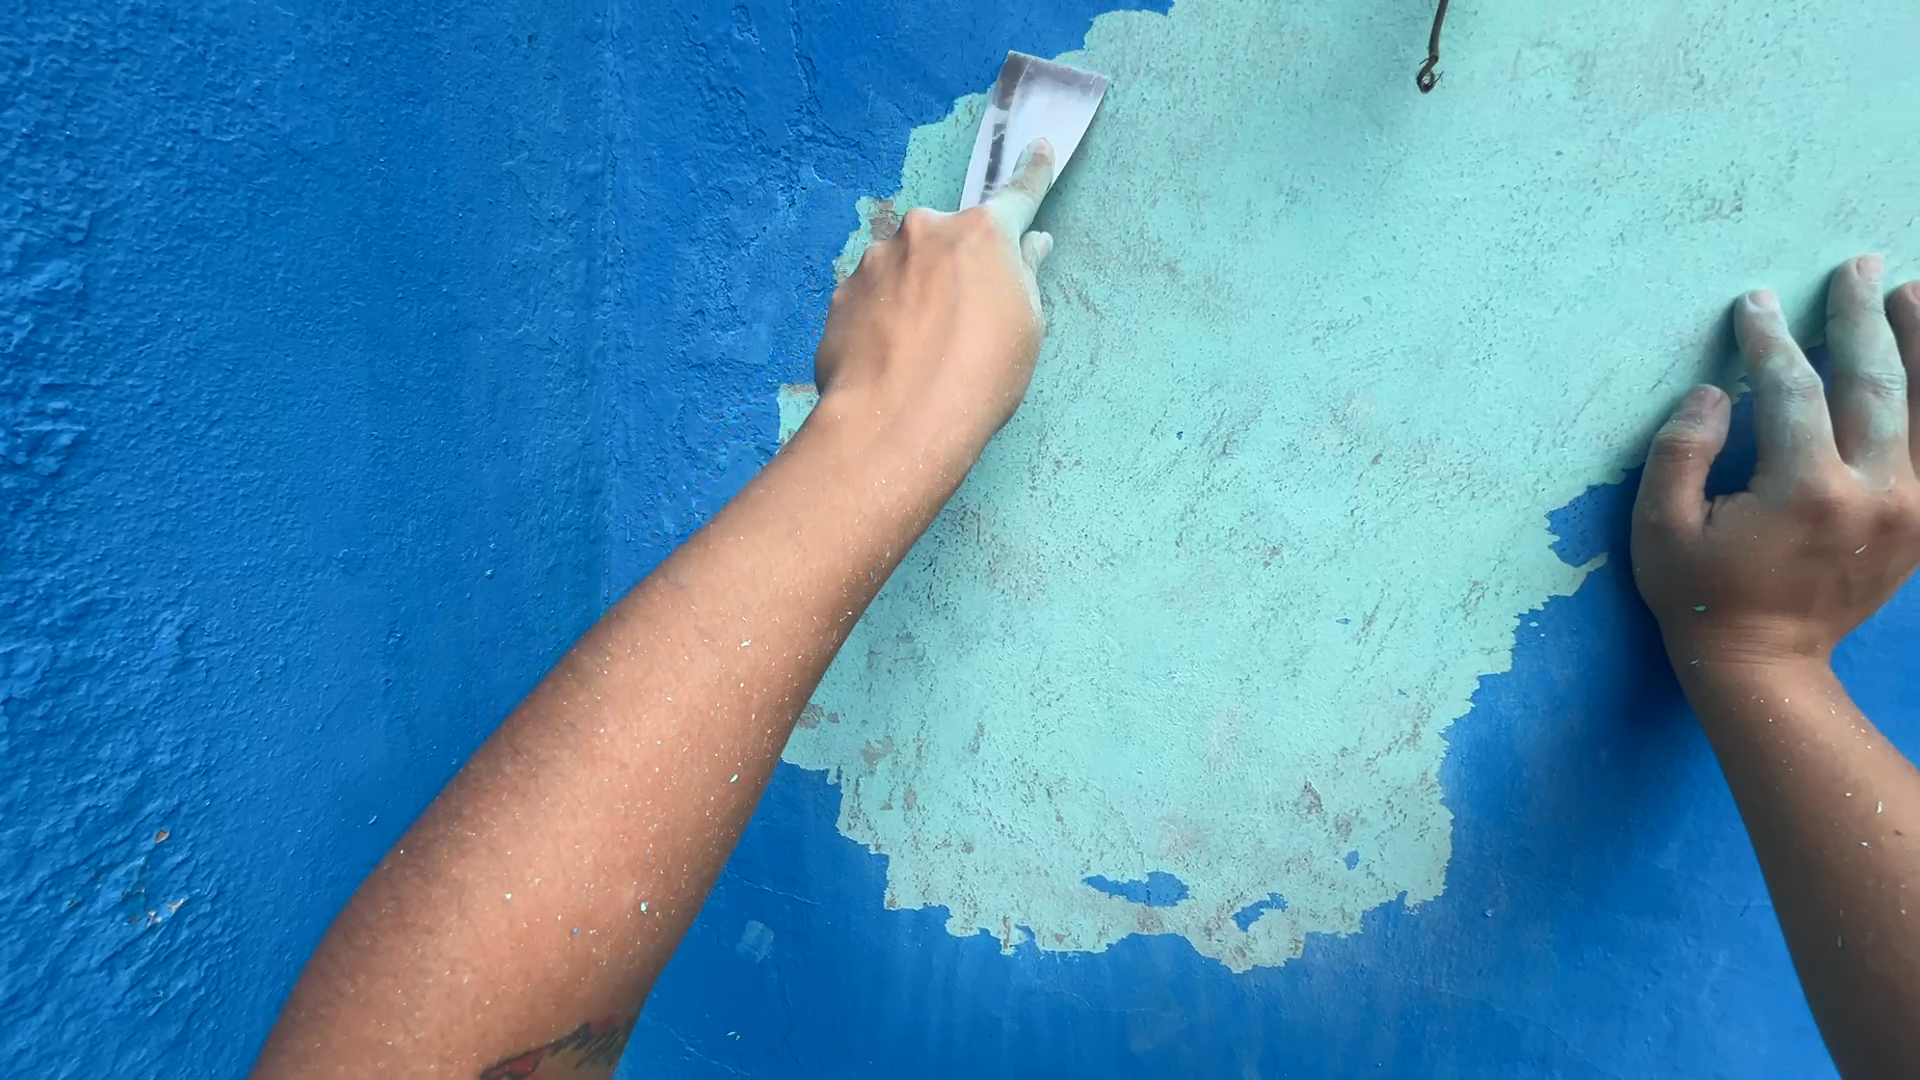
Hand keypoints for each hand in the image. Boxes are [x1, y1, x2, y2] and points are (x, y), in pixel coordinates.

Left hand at [808, 139, 1057, 467]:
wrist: (898, 421)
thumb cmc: (981, 377)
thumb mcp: (1025, 330)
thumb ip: (1025, 277)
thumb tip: (1031, 245)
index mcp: (981, 233)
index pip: (1017, 197)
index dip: (1033, 175)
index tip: (1039, 148)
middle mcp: (923, 231)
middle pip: (947, 241)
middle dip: (954, 269)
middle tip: (957, 323)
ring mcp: (874, 260)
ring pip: (903, 270)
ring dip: (913, 295)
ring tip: (916, 352)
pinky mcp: (840, 296)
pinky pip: (871, 300)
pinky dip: (881, 321)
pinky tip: (886, 360)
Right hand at [1632, 256, 1919, 668]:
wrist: (1762, 656)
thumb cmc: (1693, 589)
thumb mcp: (1659, 527)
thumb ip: (1681, 456)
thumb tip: (1710, 394)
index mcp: (1803, 489)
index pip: (1791, 393)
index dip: (1768, 343)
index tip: (1752, 304)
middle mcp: (1879, 488)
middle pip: (1879, 384)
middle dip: (1863, 320)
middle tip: (1857, 268)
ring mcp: (1918, 503)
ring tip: (1914, 291)